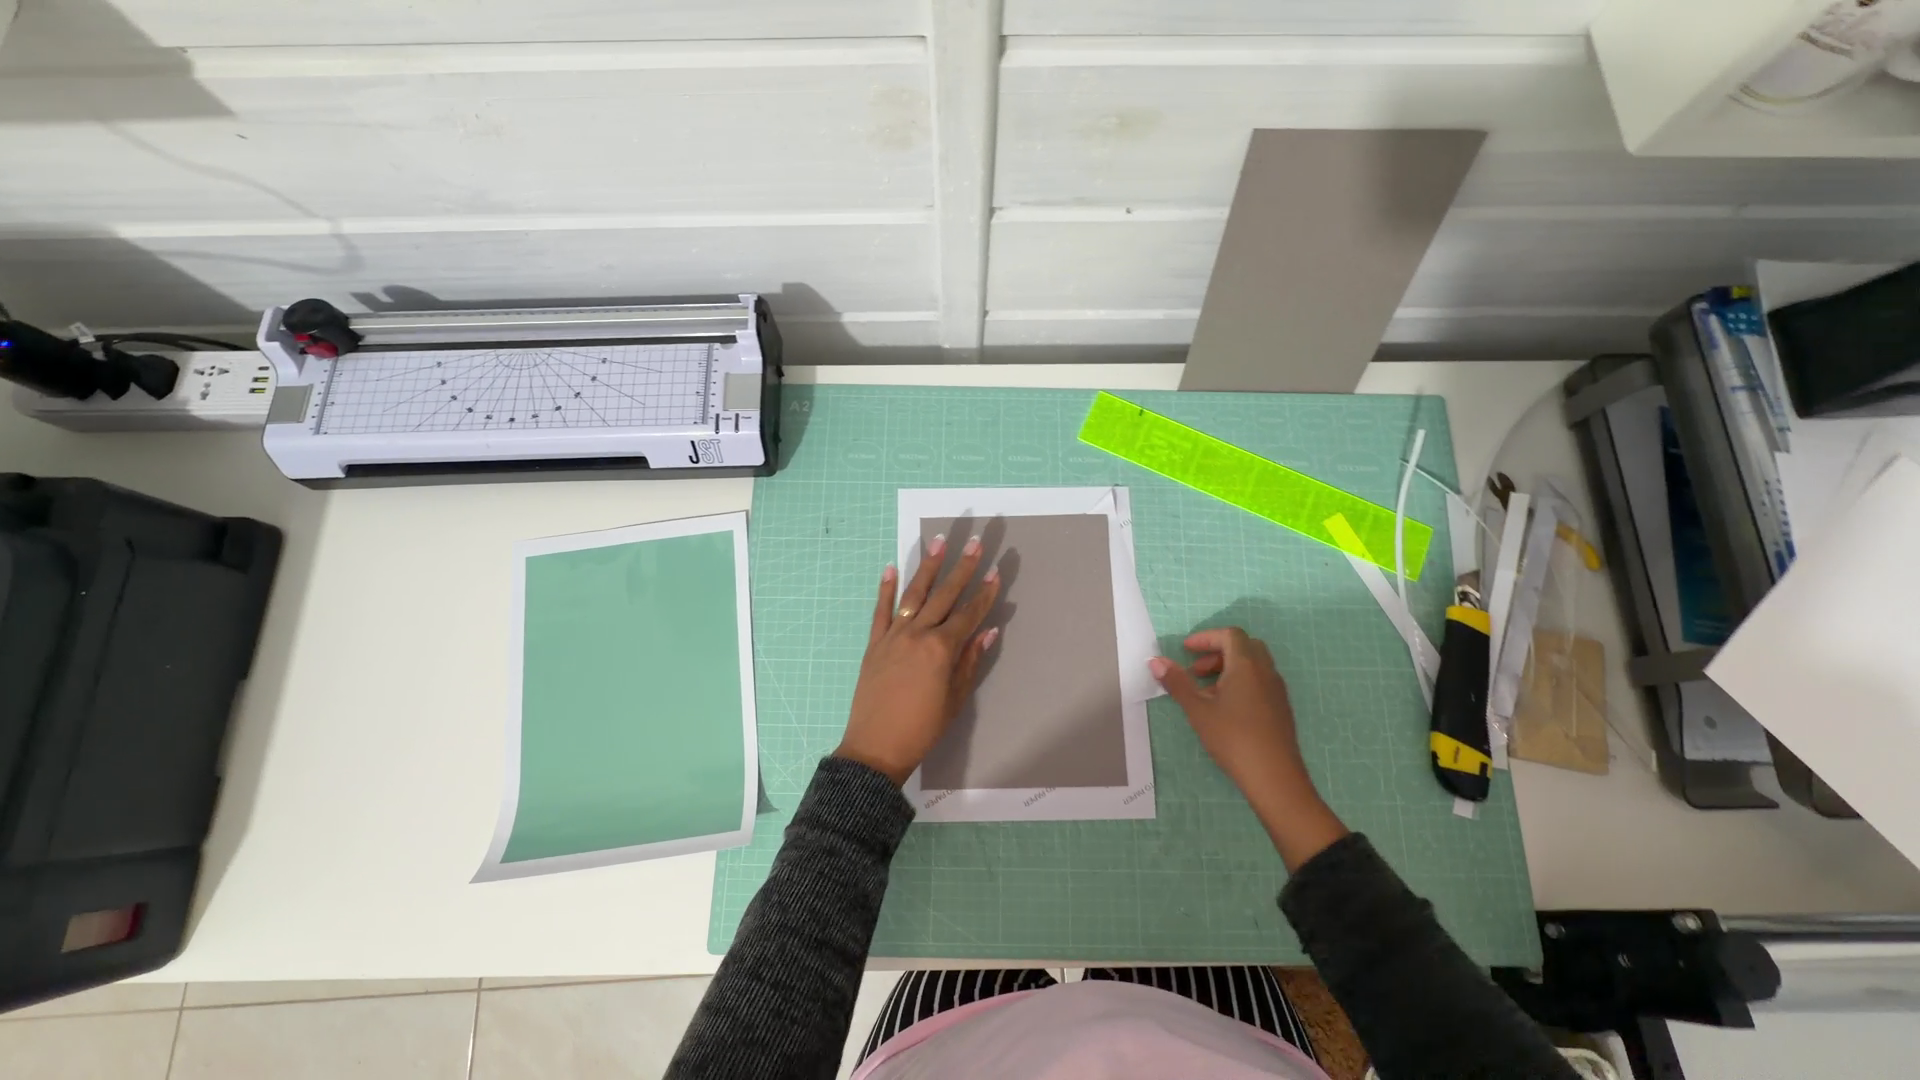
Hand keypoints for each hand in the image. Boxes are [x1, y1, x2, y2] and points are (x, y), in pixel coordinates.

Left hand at [836, 534, 1000, 785]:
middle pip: (944, 595)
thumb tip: (989, 631)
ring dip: (927, 567)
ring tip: (938, 542)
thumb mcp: (955, 698)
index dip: (985, 593)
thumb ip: (971, 661)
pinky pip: (880, 611)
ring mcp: (893, 636)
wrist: (876, 747)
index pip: (969, 614)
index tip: (996, 571)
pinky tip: (890, 568)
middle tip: (976, 543)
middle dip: (962, 568)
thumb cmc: (923, 728)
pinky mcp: (874, 644)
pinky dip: (885, 589)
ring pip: (914, 595)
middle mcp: (918, 634)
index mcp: (942, 649)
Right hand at [1151, 628, 1347, 869]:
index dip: (1206, 638)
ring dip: (1229, 669)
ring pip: (1253, 666)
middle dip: (1217, 652)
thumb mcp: (1198, 710)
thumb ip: (1177, 683)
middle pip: (1244, 646)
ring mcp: (1277, 690)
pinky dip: (1241, 683)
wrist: (1275, 777)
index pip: (1229, 635)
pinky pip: (1260, 682)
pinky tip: (1226, 710)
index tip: (1186, 650)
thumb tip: (1156, 661)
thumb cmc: (1233, 739)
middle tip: (1196, 671)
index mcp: (1247, 666)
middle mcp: (1266, 672)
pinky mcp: (1281, 708)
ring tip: (1206, 694)